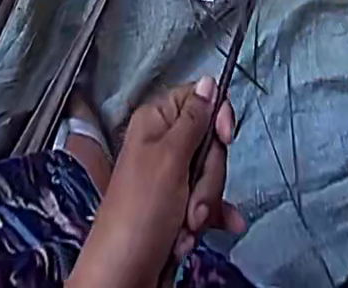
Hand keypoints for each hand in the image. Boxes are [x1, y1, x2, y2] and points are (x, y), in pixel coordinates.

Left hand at [68, 77, 245, 287]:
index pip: (198, 98)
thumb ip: (193, 120)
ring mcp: (172, 176)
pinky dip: (214, 216)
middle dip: (209, 175)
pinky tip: (224, 228)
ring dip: (207, 201)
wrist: (123, 278)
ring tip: (188, 227)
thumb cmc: (141, 212)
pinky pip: (210, 201)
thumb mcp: (170, 159)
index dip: (216, 115)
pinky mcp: (179, 206)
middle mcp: (164, 143)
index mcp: (156, 121)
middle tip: (192, 199)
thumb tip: (208, 80)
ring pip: (211, 173)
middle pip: (209, 140)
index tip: (224, 137)